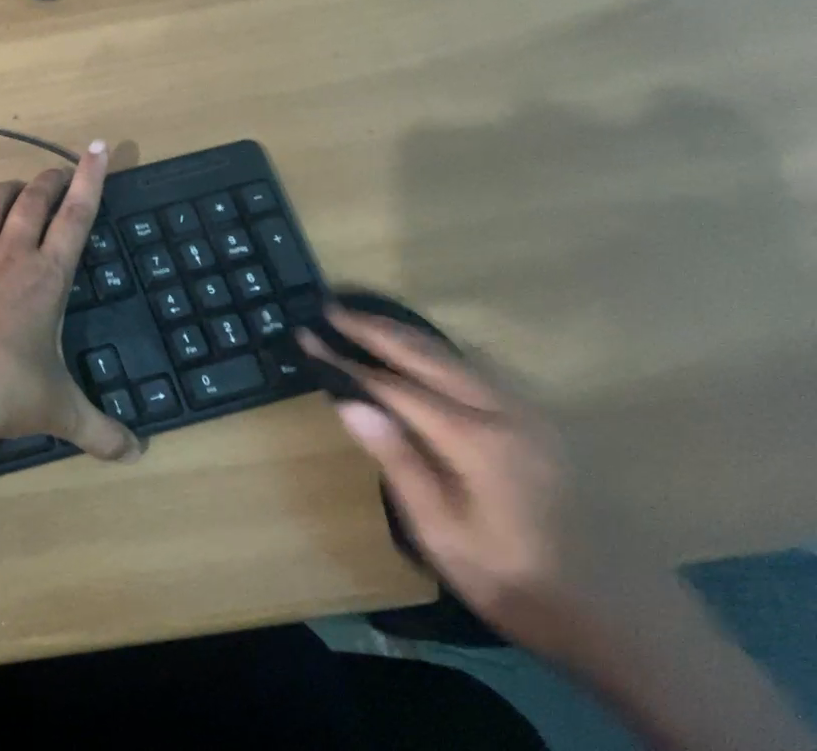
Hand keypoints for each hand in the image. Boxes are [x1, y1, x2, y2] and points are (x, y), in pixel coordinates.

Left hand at [0, 141, 142, 464]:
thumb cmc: (8, 395)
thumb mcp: (63, 413)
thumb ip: (102, 432)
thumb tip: (137, 456)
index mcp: (48, 277)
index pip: (77, 216)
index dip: (90, 178)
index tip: (95, 148)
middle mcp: (9, 257)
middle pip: (32, 202)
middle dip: (48, 180)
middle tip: (57, 171)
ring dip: (2, 192)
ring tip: (13, 187)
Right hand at [301, 309, 661, 658]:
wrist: (619, 617)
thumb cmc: (513, 580)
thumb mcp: (441, 532)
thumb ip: (398, 462)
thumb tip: (349, 403)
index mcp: (476, 440)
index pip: (394, 386)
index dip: (344, 361)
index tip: (305, 337)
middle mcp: (505, 413)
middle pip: (429, 356)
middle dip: (375, 330)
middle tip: (328, 309)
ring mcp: (529, 417)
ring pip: (456, 358)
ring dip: (405, 336)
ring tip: (362, 323)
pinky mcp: (540, 427)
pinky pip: (476, 372)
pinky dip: (435, 354)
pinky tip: (418, 356)